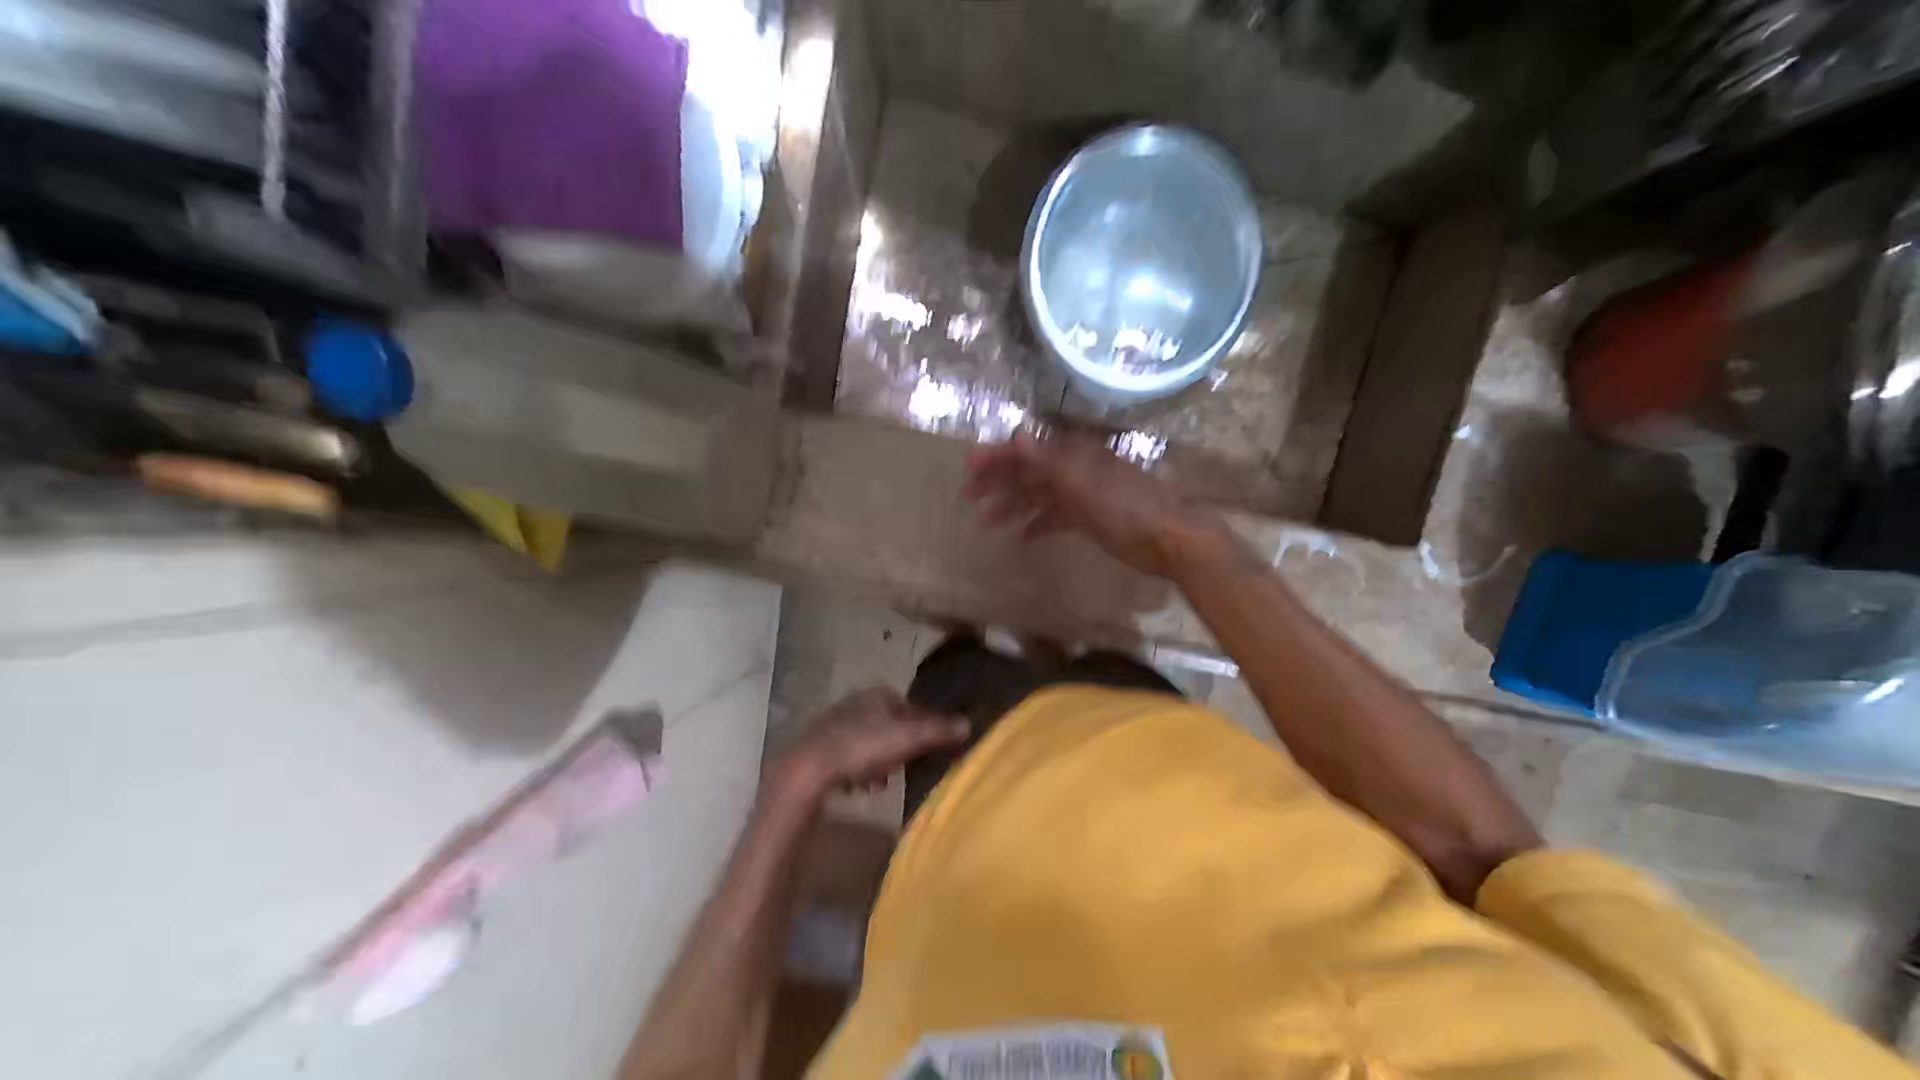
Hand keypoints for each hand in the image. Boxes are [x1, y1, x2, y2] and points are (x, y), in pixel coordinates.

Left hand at [770, 688, 968, 801]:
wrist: (809, 769)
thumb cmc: (861, 748)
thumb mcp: (907, 738)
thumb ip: (938, 731)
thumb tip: (968, 724)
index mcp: (876, 695)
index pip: (908, 705)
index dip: (921, 726)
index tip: (928, 748)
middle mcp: (855, 703)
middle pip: (887, 724)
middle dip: (898, 746)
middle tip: (905, 767)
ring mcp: (833, 724)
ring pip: (867, 742)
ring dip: (878, 762)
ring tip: (882, 782)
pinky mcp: (819, 748)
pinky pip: (847, 758)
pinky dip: (857, 771)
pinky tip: (859, 788)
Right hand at [964, 434, 1234, 578]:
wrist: (1172, 539)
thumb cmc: (1129, 508)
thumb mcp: (1085, 484)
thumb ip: (1048, 461)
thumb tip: (1015, 435)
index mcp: (1073, 456)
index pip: (1027, 451)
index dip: (997, 456)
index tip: (968, 466)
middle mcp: (1075, 471)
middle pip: (1029, 473)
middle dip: (997, 482)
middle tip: (967, 496)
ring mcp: (1083, 495)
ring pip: (1039, 497)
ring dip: (1012, 507)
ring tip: (984, 523)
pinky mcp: (1091, 519)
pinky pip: (1057, 518)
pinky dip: (1039, 525)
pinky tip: (1022, 538)